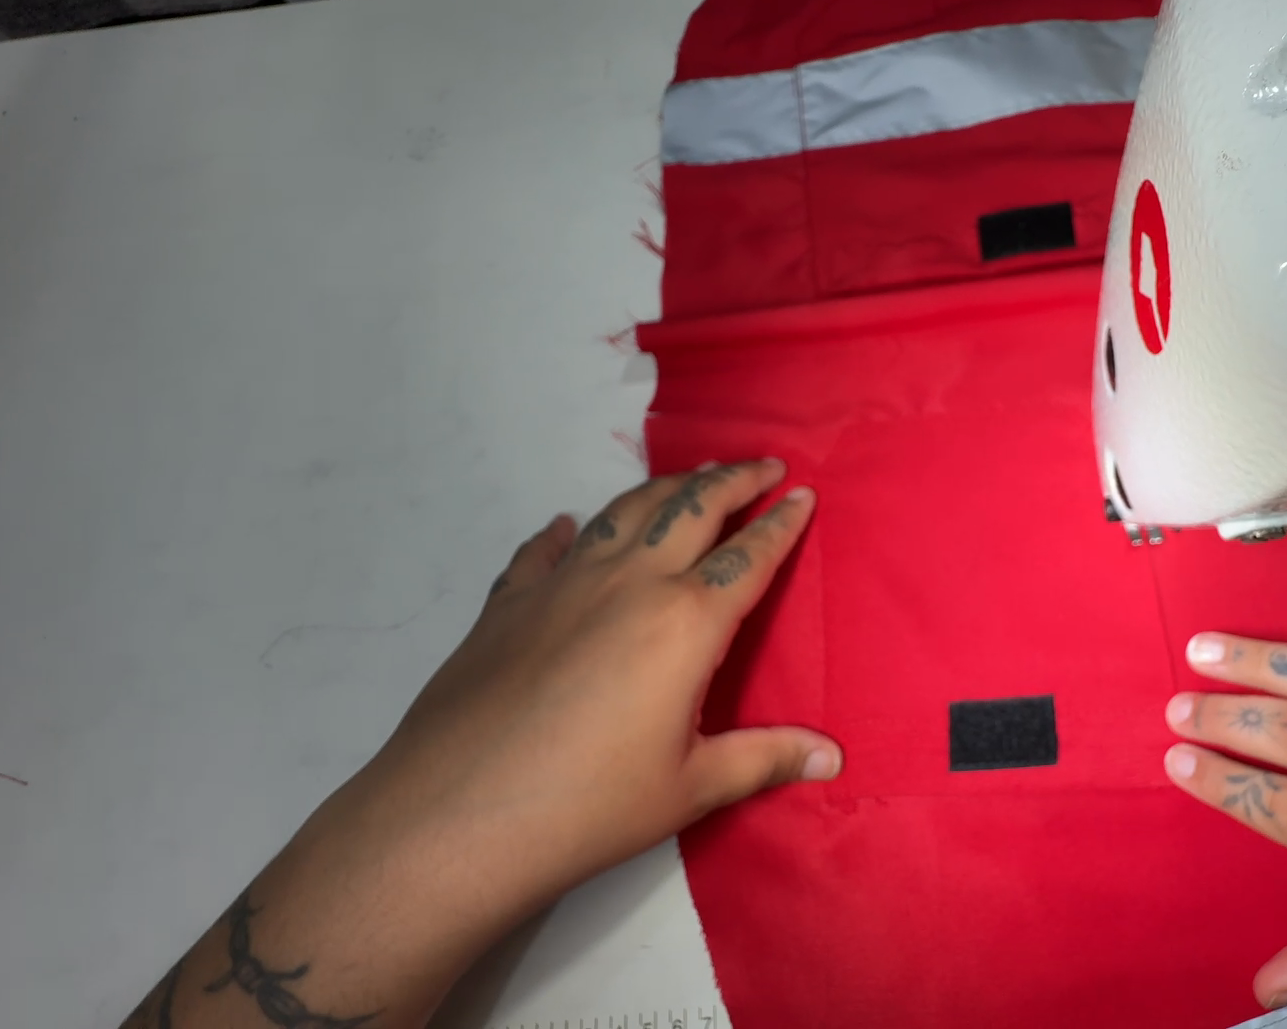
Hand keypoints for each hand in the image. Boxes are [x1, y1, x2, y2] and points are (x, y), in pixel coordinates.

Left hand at [326, 458, 840, 902]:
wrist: (450, 821)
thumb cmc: (589, 806)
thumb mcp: (693, 788)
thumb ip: (767, 759)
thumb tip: (835, 760)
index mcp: (686, 622)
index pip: (749, 556)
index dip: (782, 524)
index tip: (803, 494)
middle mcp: (631, 583)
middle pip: (693, 508)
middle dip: (735, 479)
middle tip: (764, 465)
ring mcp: (564, 585)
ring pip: (627, 511)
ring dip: (668, 487)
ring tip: (693, 477)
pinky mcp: (509, 603)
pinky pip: (543, 551)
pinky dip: (565, 533)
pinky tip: (566, 526)